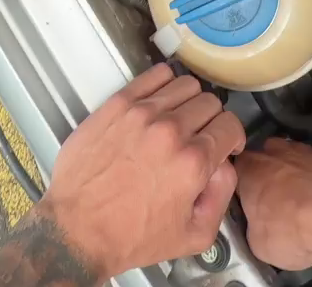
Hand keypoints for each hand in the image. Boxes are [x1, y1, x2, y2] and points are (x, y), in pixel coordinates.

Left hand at [34, 64, 244, 279]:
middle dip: (212, 120)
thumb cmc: (129, 234)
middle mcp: (170, 131)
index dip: (232, 136)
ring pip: (186, 84)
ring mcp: (142, 113)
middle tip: (200, 135)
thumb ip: (221, 196)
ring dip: (190, 100)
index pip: (230, 126)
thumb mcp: (192, 236)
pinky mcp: (118, 103)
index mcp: (192, 162)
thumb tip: (225, 166)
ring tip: (180, 118)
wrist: (79, 226)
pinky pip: (155, 75)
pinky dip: (164, 83)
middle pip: (210, 103)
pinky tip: (161, 100)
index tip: (224, 142)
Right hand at [234, 138, 311, 269]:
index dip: (242, 182)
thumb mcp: (258, 244)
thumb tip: (256, 225)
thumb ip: (252, 225)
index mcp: (250, 169)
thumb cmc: (292, 230)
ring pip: (294, 155)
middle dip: (269, 173)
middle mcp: (274, 152)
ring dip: (296, 171)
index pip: (237, 167)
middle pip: (266, 156)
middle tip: (275, 200)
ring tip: (304, 199)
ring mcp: (304, 150)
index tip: (247, 198)